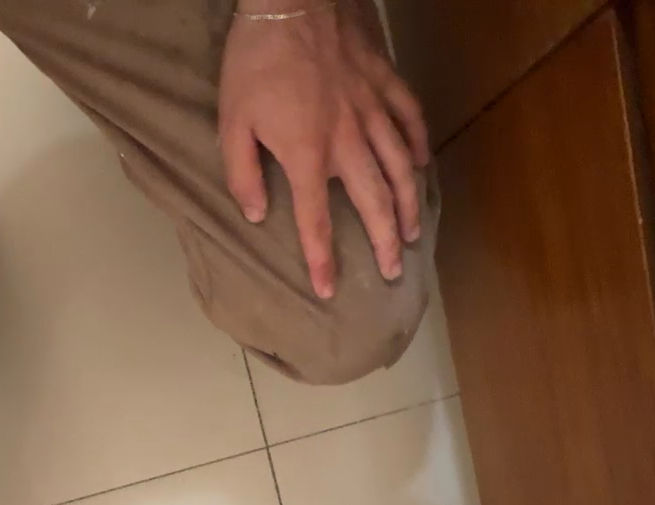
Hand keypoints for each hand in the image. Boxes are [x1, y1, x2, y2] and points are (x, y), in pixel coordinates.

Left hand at [218, 0, 429, 298]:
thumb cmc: (254, 62)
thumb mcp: (231, 124)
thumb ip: (242, 176)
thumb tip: (258, 215)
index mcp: (306, 156)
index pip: (315, 222)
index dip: (322, 260)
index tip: (329, 291)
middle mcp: (346, 141)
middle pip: (373, 202)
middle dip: (384, 242)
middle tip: (394, 271)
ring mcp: (370, 110)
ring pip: (400, 166)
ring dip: (409, 204)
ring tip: (414, 232)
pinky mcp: (384, 81)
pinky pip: (410, 117)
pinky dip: (419, 145)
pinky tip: (422, 165)